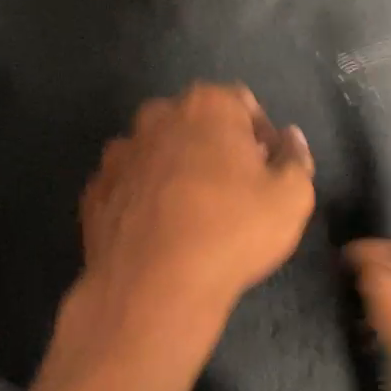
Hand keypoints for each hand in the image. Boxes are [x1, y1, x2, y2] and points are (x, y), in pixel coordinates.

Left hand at [79, 84, 315, 319]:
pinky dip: (144, 200)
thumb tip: (288, 139)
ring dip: (175, 171)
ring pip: (157, 153)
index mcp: (207, 106)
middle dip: (214, 147)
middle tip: (233, 191)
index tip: (267, 169)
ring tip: (191, 216)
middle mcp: (156, 117)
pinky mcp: (95, 192)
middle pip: (194, 123)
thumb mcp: (292, 198)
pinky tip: (159, 233)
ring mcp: (118, 154)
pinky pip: (129, 186)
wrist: (153, 287)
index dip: (260, 134)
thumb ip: (295, 159)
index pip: (242, 103)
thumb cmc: (232, 232)